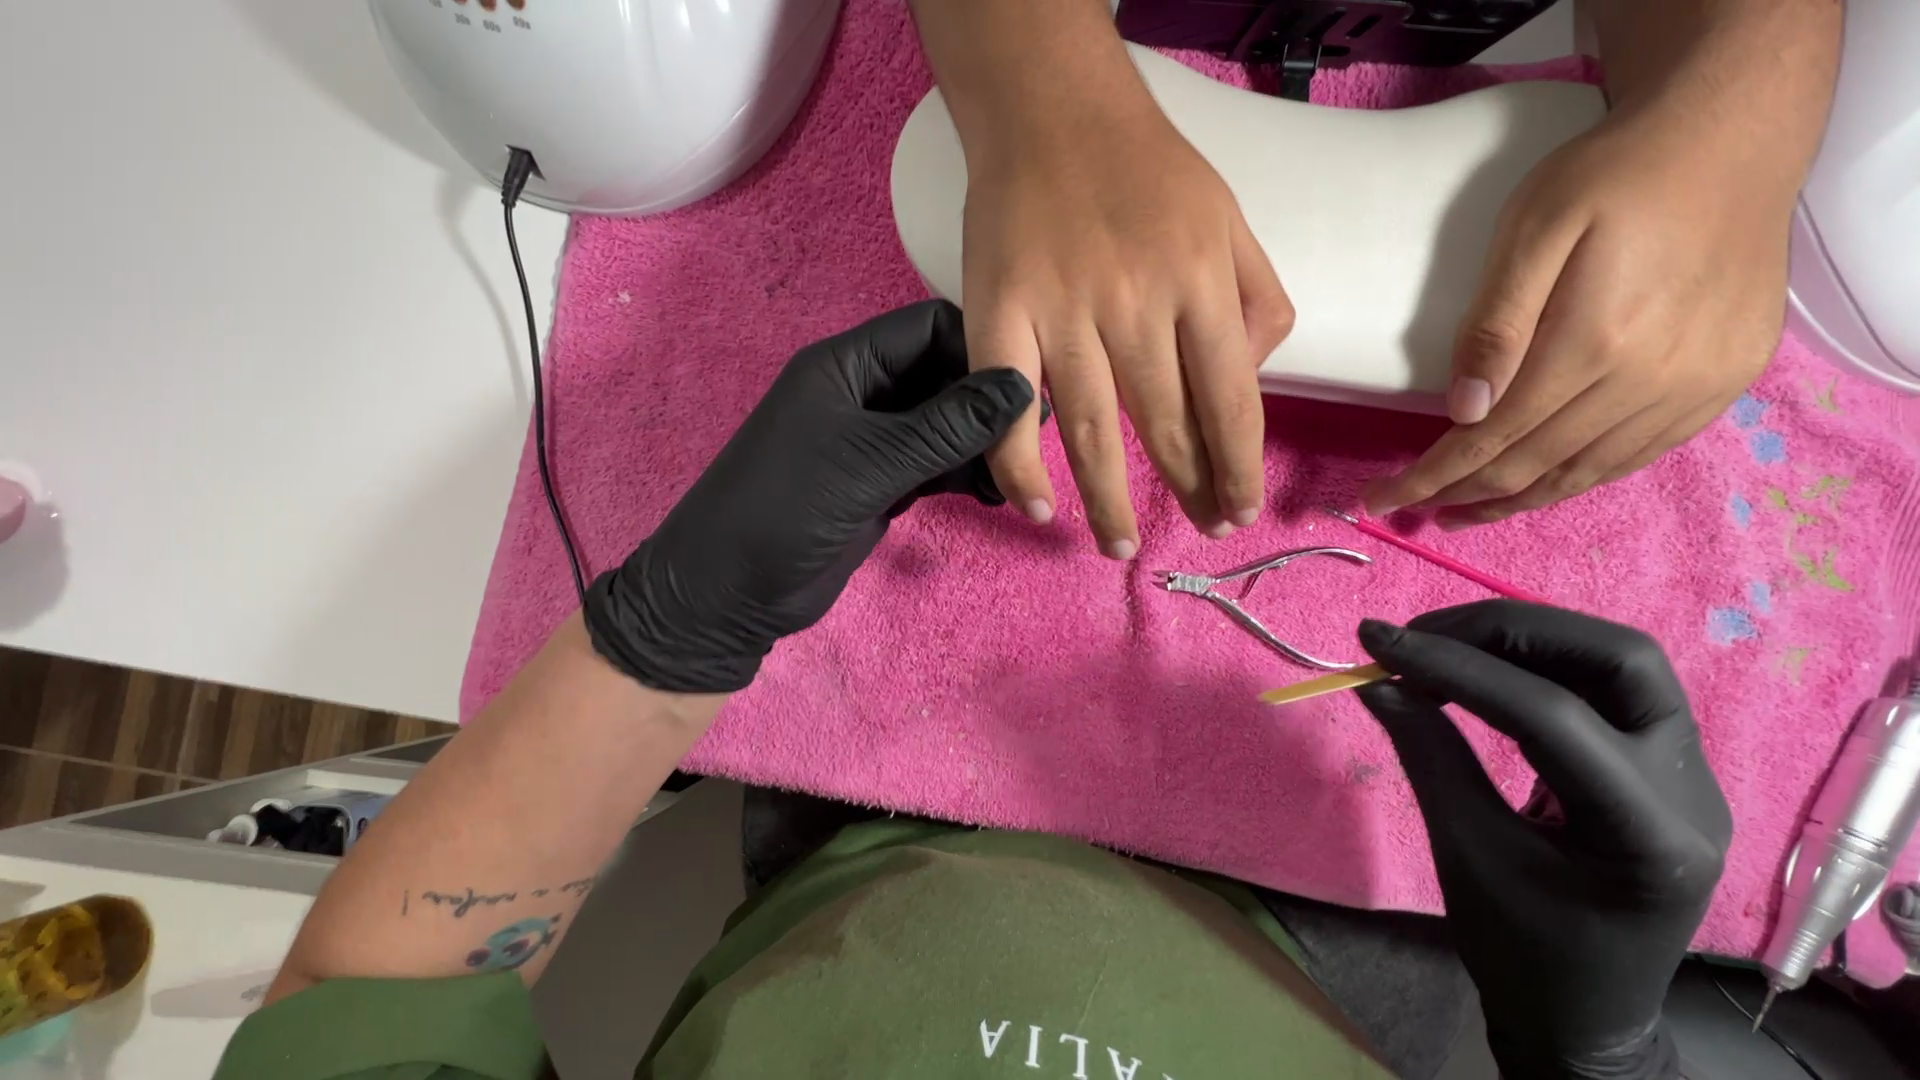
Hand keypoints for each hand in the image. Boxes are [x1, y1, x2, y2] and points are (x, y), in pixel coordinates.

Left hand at [583, 300, 1031, 692]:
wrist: (731, 593)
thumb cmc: (788, 509)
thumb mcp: (871, 461)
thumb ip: (948, 425)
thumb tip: (1022, 386)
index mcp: (846, 365)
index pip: (928, 328)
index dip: (980, 347)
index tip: (1032, 379)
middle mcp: (862, 393)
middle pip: (941, 377)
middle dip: (987, 403)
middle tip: (1037, 436)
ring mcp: (872, 440)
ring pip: (942, 426)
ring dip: (981, 445)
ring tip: (1021, 475)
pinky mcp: (880, 482)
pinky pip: (934, 464)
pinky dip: (963, 475)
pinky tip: (993, 495)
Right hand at [962, 105, 1292, 556]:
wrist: (1049, 112)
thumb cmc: (1143, 168)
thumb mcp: (1228, 218)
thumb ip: (1255, 298)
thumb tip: (1250, 379)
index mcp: (1198, 281)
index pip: (1230, 400)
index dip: (1236, 466)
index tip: (1236, 509)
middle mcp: (1135, 304)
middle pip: (1166, 425)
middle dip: (1188, 489)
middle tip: (1196, 532)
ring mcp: (1062, 313)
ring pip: (1091, 430)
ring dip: (1109, 500)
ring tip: (1119, 546)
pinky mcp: (999, 316)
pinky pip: (1008, 407)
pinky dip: (1018, 466)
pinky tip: (1038, 509)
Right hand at [1356, 601, 1730, 1077]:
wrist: (1584, 1014)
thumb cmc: (1523, 951)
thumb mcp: (1465, 853)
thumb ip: (1426, 754)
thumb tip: (1376, 680)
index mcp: (1647, 833)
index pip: (1549, 714)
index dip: (1454, 668)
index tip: (1377, 643)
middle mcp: (1690, 788)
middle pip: (1618, 659)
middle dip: (1509, 631)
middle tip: (1423, 636)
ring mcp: (1687, 774)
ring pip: (1619, 661)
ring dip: (1524, 638)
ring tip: (1444, 646)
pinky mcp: (1662, 766)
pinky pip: (1606, 687)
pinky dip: (1536, 664)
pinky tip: (1480, 673)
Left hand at [1362, 111, 1792, 528]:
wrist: (1734, 137)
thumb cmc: (1612, 179)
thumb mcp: (1531, 234)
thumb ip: (1495, 327)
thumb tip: (1463, 411)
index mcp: (1593, 345)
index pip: (1487, 440)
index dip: (1429, 477)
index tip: (1380, 501)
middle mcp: (1648, 381)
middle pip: (1529, 465)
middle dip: (1460, 495)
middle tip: (1414, 509)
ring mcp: (1695, 387)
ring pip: (1582, 474)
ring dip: (1514, 502)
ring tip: (1463, 514)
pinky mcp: (1724, 382)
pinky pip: (1636, 456)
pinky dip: (1577, 480)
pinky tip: (1540, 485)